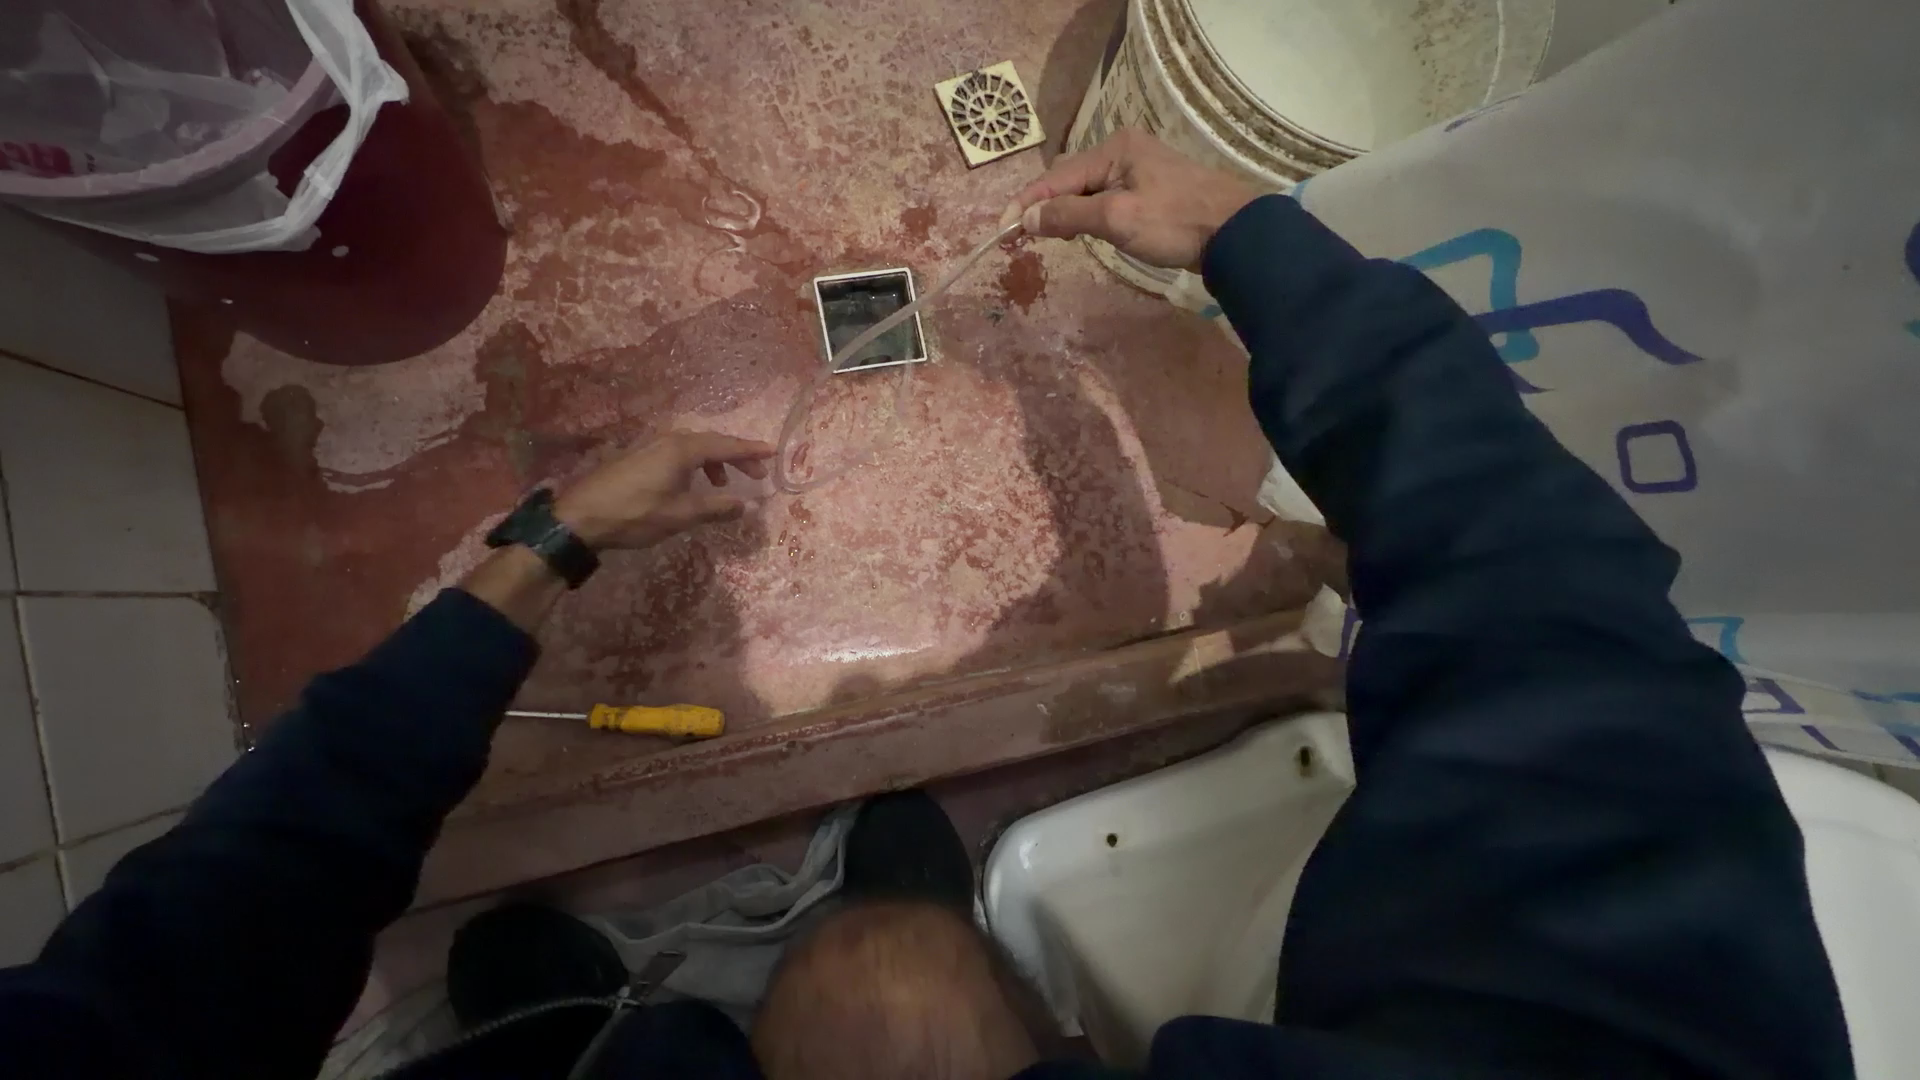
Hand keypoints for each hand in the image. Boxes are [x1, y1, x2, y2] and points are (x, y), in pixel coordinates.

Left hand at [554, 431, 774, 549]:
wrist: (579, 517)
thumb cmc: (635, 513)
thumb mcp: (682, 514)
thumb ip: (718, 508)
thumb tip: (747, 505)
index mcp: (682, 450)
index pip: (726, 445)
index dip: (751, 451)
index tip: (774, 452)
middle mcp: (668, 441)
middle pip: (711, 443)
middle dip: (736, 457)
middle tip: (756, 475)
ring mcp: (650, 448)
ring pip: (693, 449)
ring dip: (714, 463)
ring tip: (724, 484)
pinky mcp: (638, 458)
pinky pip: (678, 455)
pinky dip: (695, 466)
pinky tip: (693, 486)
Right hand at [1007, 129, 1259, 270]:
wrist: (1233, 233)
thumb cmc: (1174, 222)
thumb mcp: (1117, 218)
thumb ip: (1070, 216)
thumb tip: (1028, 218)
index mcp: (1113, 149)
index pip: (1056, 177)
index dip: (1026, 203)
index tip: (1002, 230)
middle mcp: (1121, 152)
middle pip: (1067, 181)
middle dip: (1042, 209)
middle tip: (1020, 240)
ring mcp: (1135, 171)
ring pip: (1084, 192)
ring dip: (1062, 215)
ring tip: (1045, 239)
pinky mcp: (1146, 191)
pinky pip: (1102, 200)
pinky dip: (1083, 217)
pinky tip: (1077, 233)